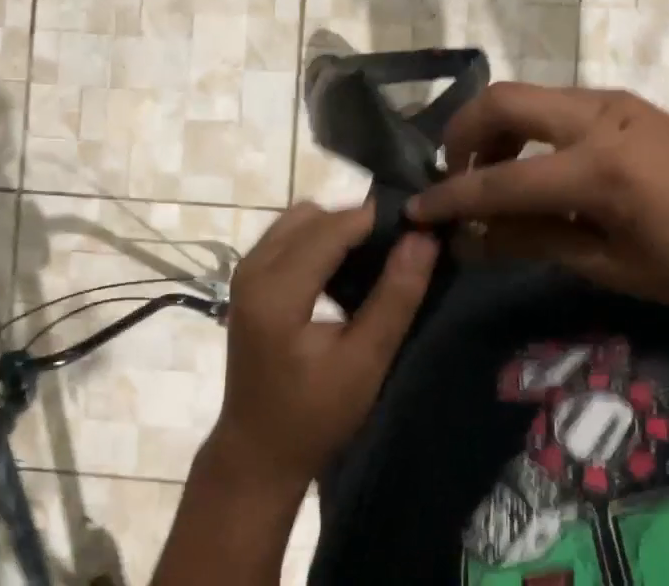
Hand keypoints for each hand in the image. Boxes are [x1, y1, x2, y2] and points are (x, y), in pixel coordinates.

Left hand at [212, 202, 437, 485]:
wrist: (257, 453)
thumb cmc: (314, 416)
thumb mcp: (365, 362)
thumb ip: (394, 297)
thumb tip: (423, 238)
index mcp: (276, 291)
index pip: (333, 227)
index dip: (378, 220)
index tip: (420, 226)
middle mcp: (253, 270)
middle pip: (313, 215)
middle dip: (358, 223)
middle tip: (402, 246)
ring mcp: (245, 273)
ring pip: (299, 220)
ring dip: (338, 230)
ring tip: (378, 258)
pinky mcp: (248, 281)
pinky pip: (288, 237)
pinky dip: (319, 241)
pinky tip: (347, 271)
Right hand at [406, 83, 668, 307]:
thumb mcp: (610, 265)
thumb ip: (533, 243)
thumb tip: (469, 241)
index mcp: (599, 170)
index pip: (501, 181)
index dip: (452, 200)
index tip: (415, 212)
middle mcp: (599, 118)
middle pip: (502, 101)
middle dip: (462, 136)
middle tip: (455, 180)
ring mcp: (613, 102)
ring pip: (528, 95)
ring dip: (495, 129)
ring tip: (492, 178)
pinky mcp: (625, 102)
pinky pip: (556, 103)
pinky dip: (528, 128)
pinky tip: (536, 168)